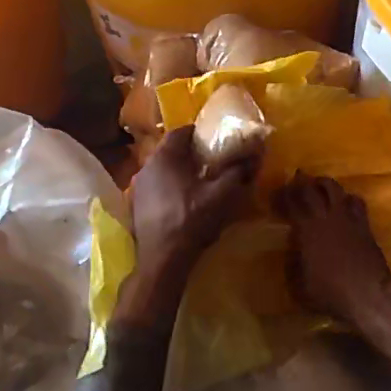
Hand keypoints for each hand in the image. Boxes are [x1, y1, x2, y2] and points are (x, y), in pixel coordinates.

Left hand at [120, 127, 254, 324]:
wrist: (163, 259)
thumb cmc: (192, 220)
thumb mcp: (222, 194)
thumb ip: (238, 171)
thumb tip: (254, 154)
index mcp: (165, 157)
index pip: (181, 131)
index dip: (200, 133)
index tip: (215, 140)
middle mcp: (146, 166)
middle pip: (170, 151)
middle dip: (191, 154)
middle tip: (212, 161)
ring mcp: (137, 188)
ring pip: (162, 170)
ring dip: (180, 172)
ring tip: (200, 183)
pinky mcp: (135, 206)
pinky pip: (156, 188)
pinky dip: (170, 189)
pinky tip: (184, 202)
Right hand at [276, 175, 390, 324]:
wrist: (368, 294)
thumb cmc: (330, 292)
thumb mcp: (299, 283)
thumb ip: (293, 260)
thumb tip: (292, 245)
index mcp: (306, 229)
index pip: (291, 203)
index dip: (282, 195)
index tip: (275, 194)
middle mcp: (326, 217)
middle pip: (311, 189)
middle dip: (301, 183)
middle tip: (295, 182)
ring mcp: (347, 218)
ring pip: (335, 188)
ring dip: (323, 183)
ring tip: (318, 184)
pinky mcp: (364, 224)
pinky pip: (356, 201)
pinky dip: (347, 198)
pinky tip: (344, 201)